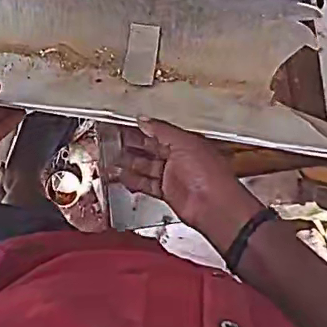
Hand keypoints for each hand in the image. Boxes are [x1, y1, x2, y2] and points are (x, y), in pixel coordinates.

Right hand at [110, 121, 264, 249]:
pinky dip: (134, 180)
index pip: (159, 131)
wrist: (214, 206)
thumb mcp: (183, 143)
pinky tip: (122, 176)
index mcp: (186, 142)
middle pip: (150, 149)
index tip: (125, 125)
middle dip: (132, 144)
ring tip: (111, 158)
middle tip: (113, 139)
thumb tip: (145, 120)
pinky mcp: (168, 193)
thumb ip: (161, 131)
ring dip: (129, 163)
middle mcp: (179, 158)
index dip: (142, 128)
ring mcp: (173, 176)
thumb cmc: (209, 174)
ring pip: (146, 167)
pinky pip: (147, 184)